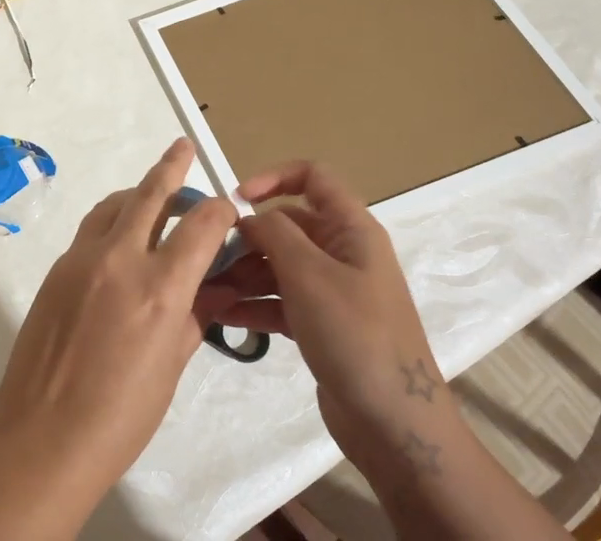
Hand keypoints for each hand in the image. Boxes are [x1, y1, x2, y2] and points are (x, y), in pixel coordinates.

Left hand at [0, 137, 238, 495]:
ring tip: (154, 195)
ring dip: (137, 194)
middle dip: (172, 167)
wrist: (42, 433)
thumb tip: (212, 288)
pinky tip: (122, 241)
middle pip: (149, 195)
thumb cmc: (120, 416)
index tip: (227, 206)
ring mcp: (81, 260)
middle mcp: (120, 260)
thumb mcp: (171, 368)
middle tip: (183, 147)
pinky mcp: (56, 269)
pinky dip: (112, 222)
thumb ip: (193, 318)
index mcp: (160, 289)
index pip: (200, 226)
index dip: (219, 210)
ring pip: (113, 206)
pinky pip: (91, 231)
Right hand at [198, 161, 439, 441]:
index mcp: (351, 229)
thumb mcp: (309, 274)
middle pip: (287, 226)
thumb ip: (273, 233)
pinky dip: (253, 304)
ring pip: (279, 265)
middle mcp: (343, 253)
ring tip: (206, 292)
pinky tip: (221, 316)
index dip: (272, 178)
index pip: (312, 177)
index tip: (235, 200)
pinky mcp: (322, 325)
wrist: (394, 423)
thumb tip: (248, 215)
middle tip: (207, 258)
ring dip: (243, 274)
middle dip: (247, 238)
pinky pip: (280, 301)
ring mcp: (333, 292)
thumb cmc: (355, 335)